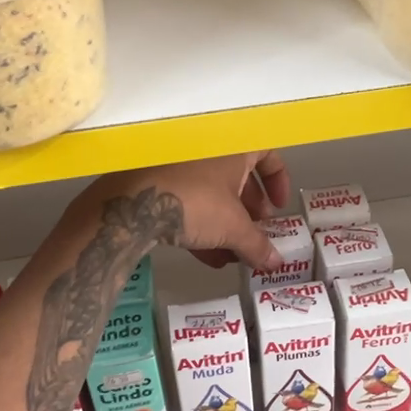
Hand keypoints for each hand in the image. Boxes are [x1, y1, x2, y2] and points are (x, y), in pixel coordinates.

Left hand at [88, 151, 290, 269]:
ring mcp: (181, 163)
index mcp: (234, 147)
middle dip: (250, 211)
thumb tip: (276, 263)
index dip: (277, 180)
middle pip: (239, 177)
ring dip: (227, 224)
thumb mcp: (233, 228)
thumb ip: (257, 245)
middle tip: (256, 235)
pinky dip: (202, 224)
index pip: (266, 153)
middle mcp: (209, 149)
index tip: (278, 208)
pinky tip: (207, 256)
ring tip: (233, 255)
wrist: (132, 203)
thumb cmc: (194, 202)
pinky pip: (190, 200)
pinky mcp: (158, 181)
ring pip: (213, 192)